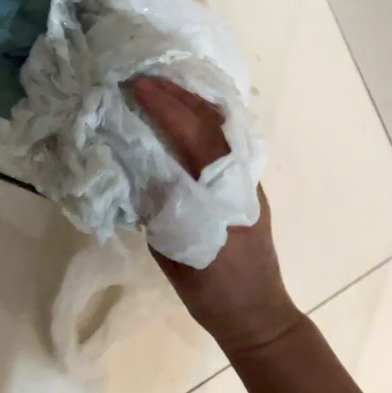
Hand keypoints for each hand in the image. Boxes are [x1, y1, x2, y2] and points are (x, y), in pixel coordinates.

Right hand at [129, 76, 301, 356]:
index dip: (164, 106)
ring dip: (192, 102)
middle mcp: (239, 178)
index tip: (135, 86)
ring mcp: (248, 181)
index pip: (192, 134)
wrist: (257, 316)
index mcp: (220, 191)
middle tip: (143, 76)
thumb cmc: (210, 288)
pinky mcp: (247, 186)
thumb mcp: (173, 247)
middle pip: (210, 121)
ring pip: (223, 127)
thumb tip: (133, 163)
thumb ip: (158, 202)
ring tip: (163, 85)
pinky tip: (186, 115)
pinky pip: (226, 140)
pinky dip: (204, 118)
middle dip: (176, 94)